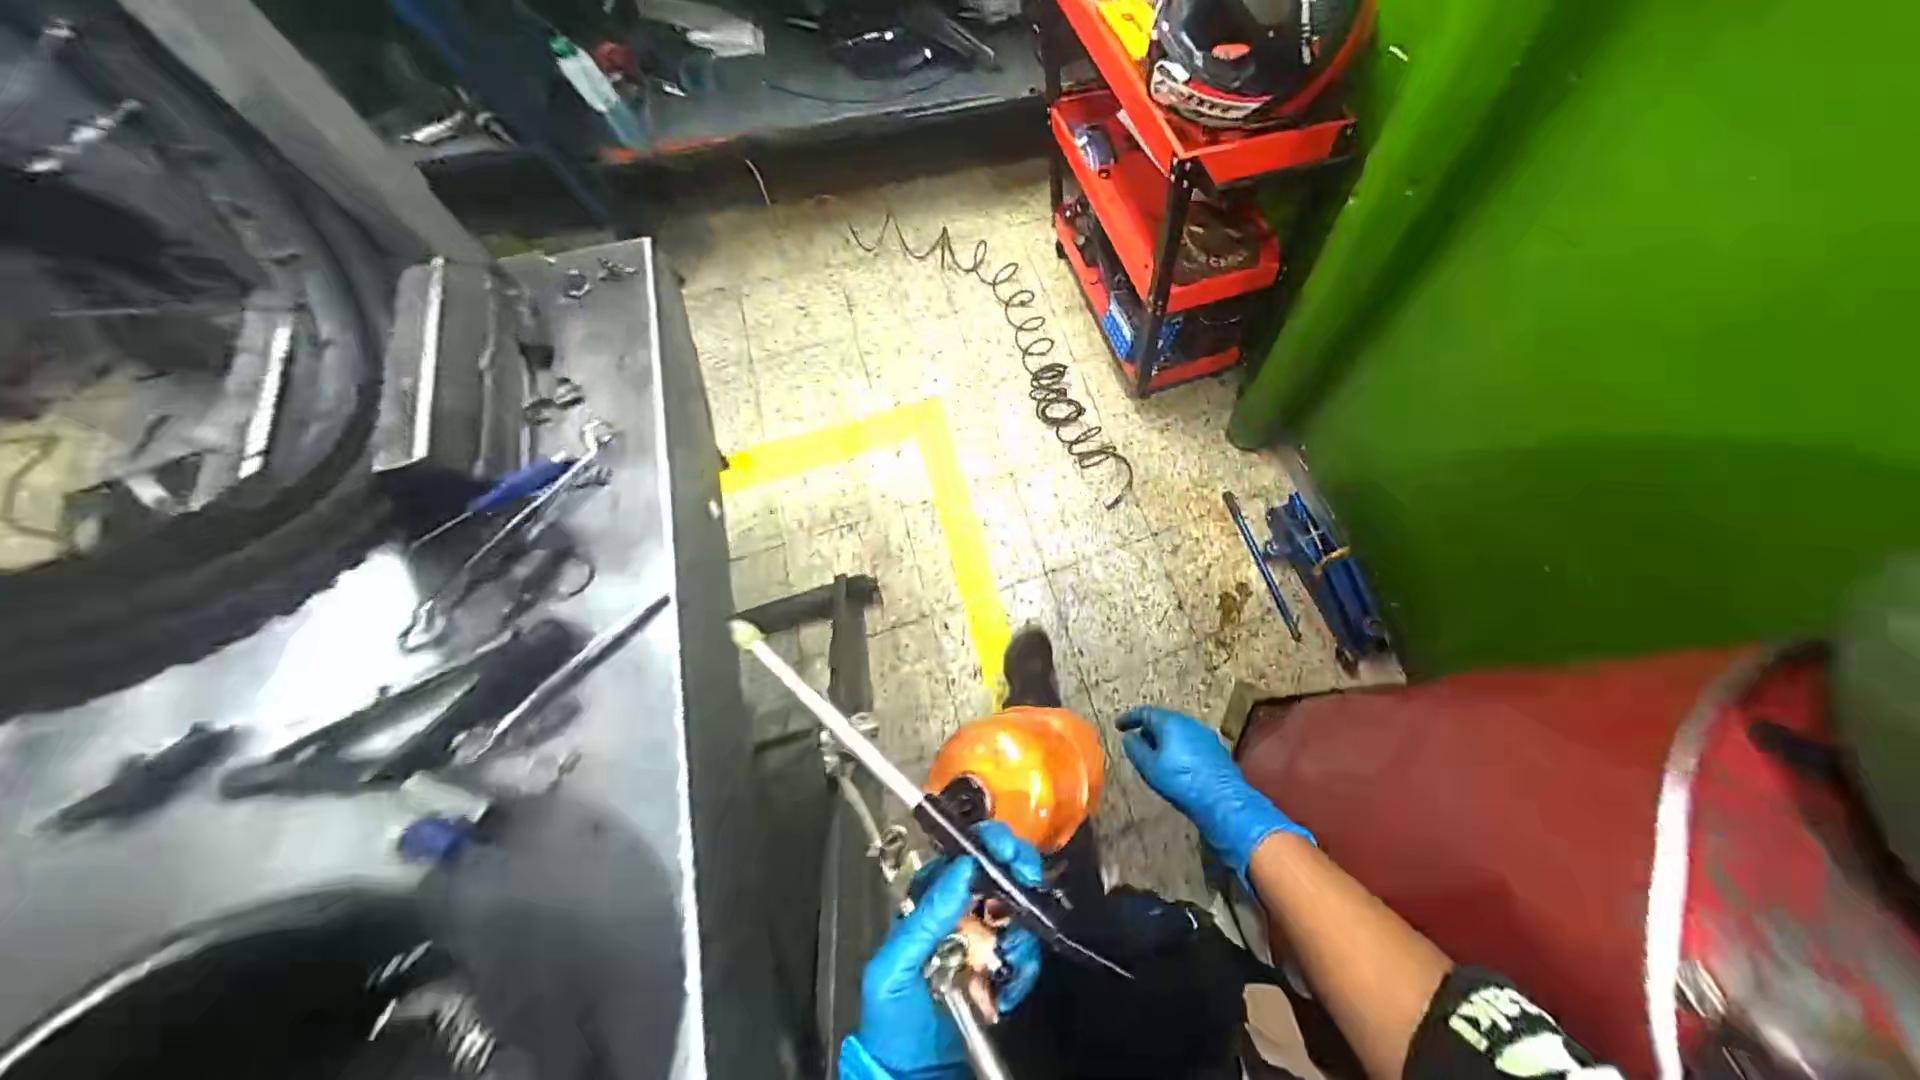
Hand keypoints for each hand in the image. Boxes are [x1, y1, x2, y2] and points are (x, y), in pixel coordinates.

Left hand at [848, 822, 1043, 1079]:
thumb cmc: (893, 1020)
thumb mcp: (895, 965)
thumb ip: (926, 916)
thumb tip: (962, 867)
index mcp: (928, 906)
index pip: (958, 861)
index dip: (982, 846)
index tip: (1003, 846)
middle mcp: (958, 916)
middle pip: (992, 874)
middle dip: (1013, 867)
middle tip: (1028, 872)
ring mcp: (983, 943)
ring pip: (1014, 909)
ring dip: (1023, 920)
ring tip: (1013, 950)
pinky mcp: (1003, 972)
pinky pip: (1025, 952)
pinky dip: (1025, 963)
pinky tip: (1010, 987)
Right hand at [1116, 705, 1312, 873]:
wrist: (1224, 802)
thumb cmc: (1180, 781)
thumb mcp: (1149, 767)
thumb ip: (1135, 749)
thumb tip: (1129, 737)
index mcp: (1170, 722)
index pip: (1145, 712)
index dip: (1129, 718)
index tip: (1119, 726)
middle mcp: (1189, 723)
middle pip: (1163, 720)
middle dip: (1147, 729)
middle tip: (1136, 741)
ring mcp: (1205, 735)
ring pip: (1178, 731)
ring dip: (1163, 739)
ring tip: (1154, 754)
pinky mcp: (1216, 750)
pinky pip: (1190, 741)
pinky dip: (1177, 746)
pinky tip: (1175, 763)